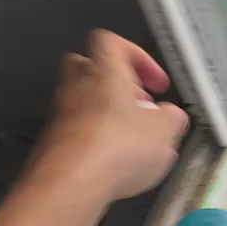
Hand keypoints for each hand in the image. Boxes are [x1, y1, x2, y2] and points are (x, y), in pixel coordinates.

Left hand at [27, 30, 190, 205]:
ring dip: (109, 112)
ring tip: (133, 139)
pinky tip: (115, 160)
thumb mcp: (166, 132)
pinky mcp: (54, 139)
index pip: (112, 42)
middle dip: (117, 83)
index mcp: (105, 72)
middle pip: (92, 67)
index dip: (137, 57)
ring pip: (85, 99)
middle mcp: (78, 85)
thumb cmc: (121, 147)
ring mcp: (62, 112)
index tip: (155, 84)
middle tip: (139, 105)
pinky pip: (79, 128)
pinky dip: (98, 137)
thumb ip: (172, 118)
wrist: (71, 183)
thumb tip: (171, 114)